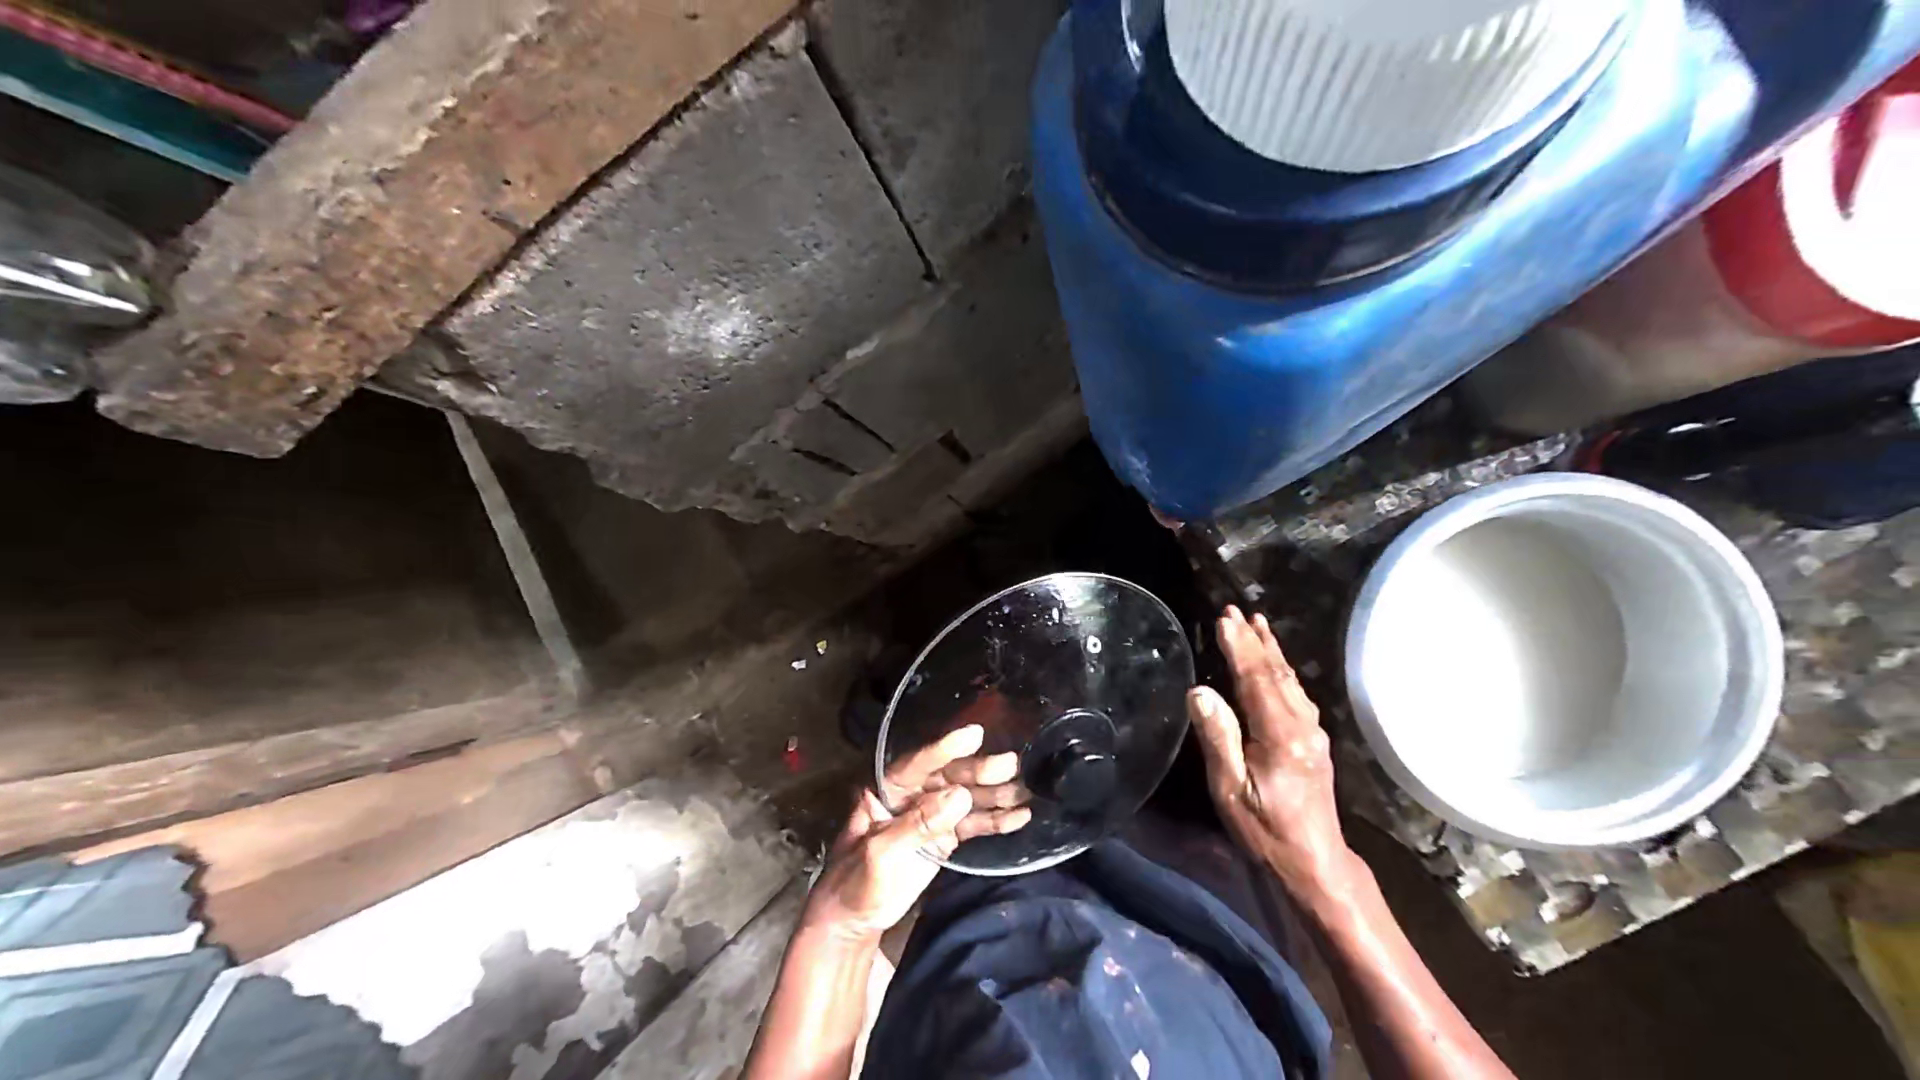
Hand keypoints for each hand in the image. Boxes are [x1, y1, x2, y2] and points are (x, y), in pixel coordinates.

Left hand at [805, 724, 1031, 941]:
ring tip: (1025, 789)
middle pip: (950, 777)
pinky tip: (1019, 817)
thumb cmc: (854, 882)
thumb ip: (917, 825)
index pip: (918, 763)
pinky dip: (995, 820)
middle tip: (1011, 764)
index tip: (974, 733)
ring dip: (995, 794)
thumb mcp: (880, 853)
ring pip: (967, 797)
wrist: (853, 919)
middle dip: (980, 770)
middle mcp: (913, 795)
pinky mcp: (945, 836)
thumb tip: (959, 796)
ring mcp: (931, 815)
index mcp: (887, 789)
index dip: (945, 747)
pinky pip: (973, 824)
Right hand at [1188, 606, 1354, 895]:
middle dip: (1255, 640)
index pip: (1256, 679)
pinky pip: (1297, 694)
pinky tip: (1277, 668)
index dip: (1239, 647)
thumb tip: (1200, 691)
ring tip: (1258, 626)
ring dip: (1272, 651)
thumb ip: (1218, 737)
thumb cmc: (1265, 830)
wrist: (1315, 864)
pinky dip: (1282, 671)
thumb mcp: (1230, 789)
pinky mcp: (1314, 743)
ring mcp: (1313, 734)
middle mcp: (1302, 726)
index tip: (1224, 619)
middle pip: (1277, 673)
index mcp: (1280, 734)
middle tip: (1237, 611)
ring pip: (1291, 681)